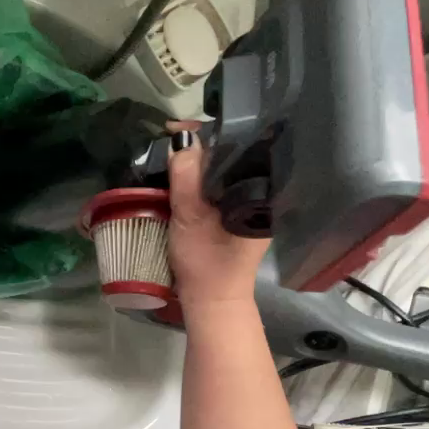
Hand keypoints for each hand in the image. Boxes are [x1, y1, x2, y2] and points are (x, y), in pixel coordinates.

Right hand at [166, 124, 268, 310]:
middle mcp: (259, 190)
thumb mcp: (190, 217)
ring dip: (195, 161)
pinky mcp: (233, 213)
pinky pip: (215, 184)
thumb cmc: (206, 261)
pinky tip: (179, 175)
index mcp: (261, 187)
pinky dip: (197, 177)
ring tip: (169, 151)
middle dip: (198, 144)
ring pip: (221, 169)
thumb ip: (187, 179)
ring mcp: (246, 202)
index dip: (206, 133)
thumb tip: (181, 141)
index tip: (175, 129)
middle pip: (229, 153)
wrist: (211, 299)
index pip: (238, 144)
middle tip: (167, 138)